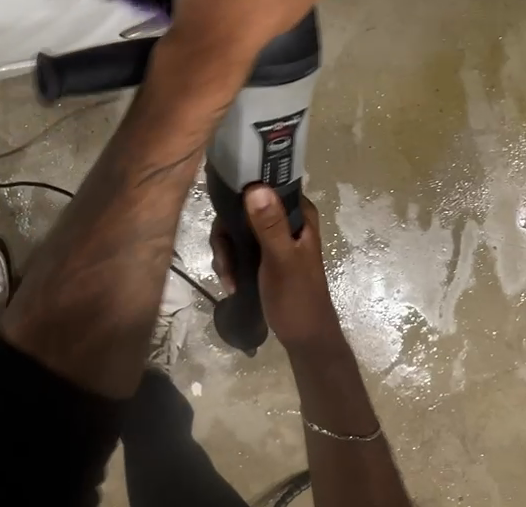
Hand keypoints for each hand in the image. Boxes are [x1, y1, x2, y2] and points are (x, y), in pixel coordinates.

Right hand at [211, 186, 343, 351]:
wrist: (305, 341)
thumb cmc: (298, 299)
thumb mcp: (282, 260)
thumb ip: (270, 225)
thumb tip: (255, 187)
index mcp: (298, 213)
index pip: (264, 184)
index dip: (239, 192)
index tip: (221, 211)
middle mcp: (285, 218)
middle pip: (241, 208)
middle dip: (227, 236)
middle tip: (224, 261)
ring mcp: (271, 237)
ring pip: (235, 230)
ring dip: (226, 254)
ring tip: (229, 279)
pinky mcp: (261, 254)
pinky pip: (235, 247)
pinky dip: (230, 263)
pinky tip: (232, 283)